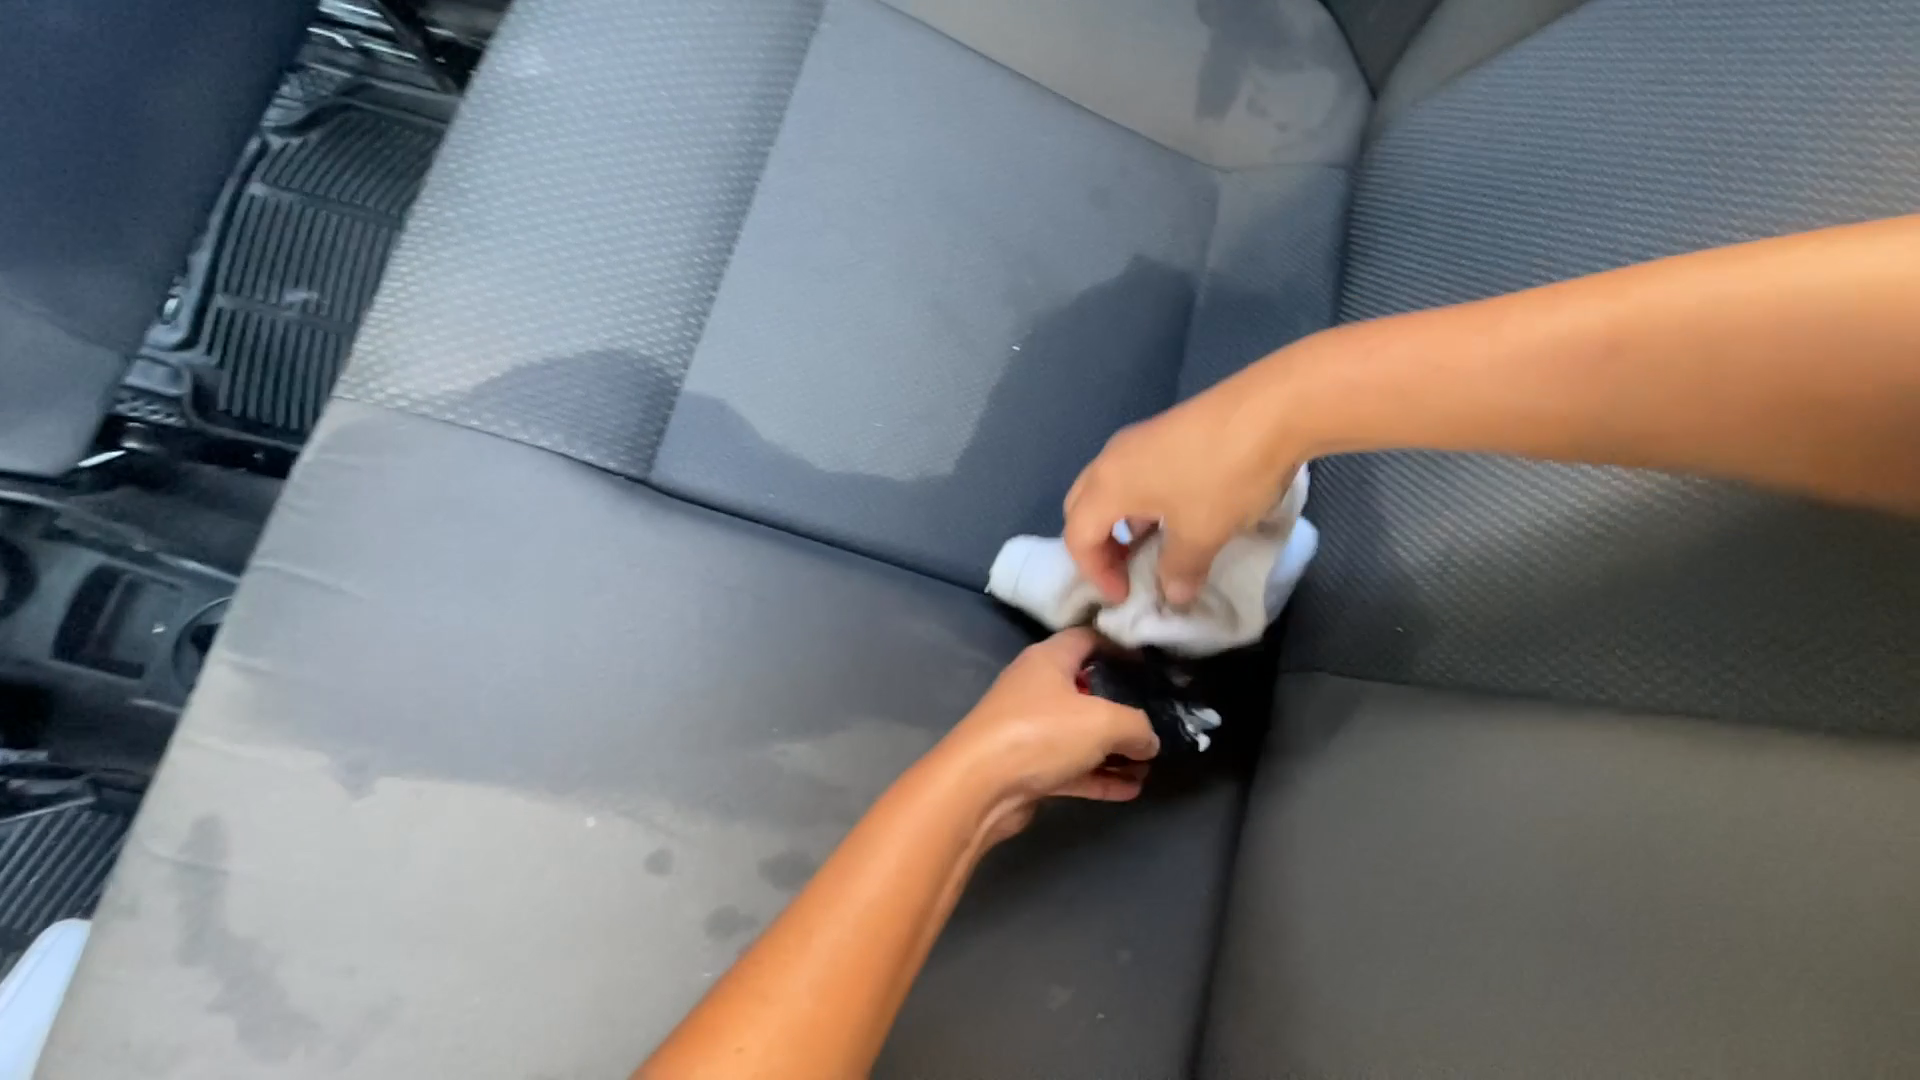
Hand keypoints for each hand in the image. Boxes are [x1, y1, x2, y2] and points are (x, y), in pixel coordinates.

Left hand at [934, 629, 1158, 842]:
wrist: (979, 785)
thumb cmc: (1041, 733)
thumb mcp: (1103, 721)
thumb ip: (1136, 726)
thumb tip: (1150, 739)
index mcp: (1048, 660)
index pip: (1086, 639)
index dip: (1118, 646)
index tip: (1149, 662)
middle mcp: (1036, 688)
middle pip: (1085, 689)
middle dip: (1120, 706)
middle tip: (1156, 719)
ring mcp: (1029, 728)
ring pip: (1079, 733)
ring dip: (1113, 749)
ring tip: (1149, 763)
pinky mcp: (1026, 766)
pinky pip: (1071, 766)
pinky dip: (1098, 776)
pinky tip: (1130, 789)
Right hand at [1064, 356, 1305, 605]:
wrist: (1274, 408)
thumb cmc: (1224, 476)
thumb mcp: (1202, 534)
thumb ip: (1179, 570)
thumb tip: (1173, 595)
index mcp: (1107, 485)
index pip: (1078, 537)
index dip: (1096, 574)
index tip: (1127, 596)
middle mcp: (1111, 459)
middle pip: (1082, 508)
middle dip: (1098, 546)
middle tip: (1127, 572)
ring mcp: (1138, 440)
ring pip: (1109, 490)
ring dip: (1121, 525)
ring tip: (1154, 549)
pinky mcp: (1165, 431)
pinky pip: (1134, 475)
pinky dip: (1141, 503)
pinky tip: (1176, 515)